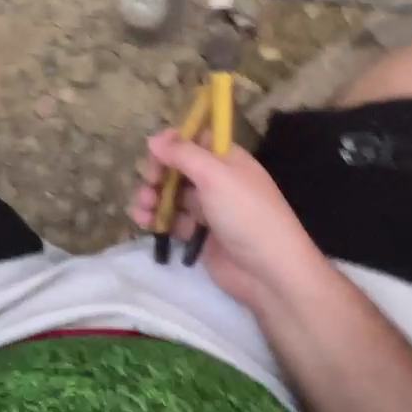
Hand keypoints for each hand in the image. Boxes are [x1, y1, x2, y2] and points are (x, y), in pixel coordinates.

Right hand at [128, 130, 330, 312]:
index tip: (153, 151)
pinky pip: (173, 220)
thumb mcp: (216, 175)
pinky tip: (144, 222)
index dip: (173, 142)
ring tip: (142, 208)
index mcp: (227, 159)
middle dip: (159, 172)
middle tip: (149, 183)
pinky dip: (157, 219)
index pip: (196, 139)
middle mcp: (218, 180)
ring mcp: (209, 209)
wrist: (269, 272)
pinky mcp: (199, 235)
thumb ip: (183, 154)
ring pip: (173, 194)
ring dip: (153, 196)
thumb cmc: (246, 214)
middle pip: (179, 167)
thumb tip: (153, 139)